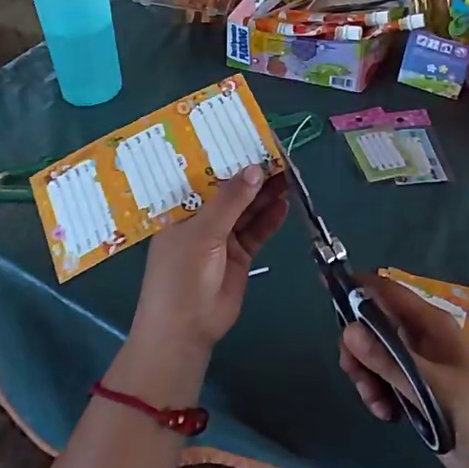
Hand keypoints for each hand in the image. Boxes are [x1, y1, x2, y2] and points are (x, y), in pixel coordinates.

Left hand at [132, 166, 288, 353]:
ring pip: (246, 210)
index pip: (203, 176)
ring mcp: (220, 237)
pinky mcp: (238, 255)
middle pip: (229, 192)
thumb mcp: (203, 232)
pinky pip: (256, 231)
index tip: (249, 139)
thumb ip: (230, 200)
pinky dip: (269, 219)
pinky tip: (284, 204)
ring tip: (288, 175)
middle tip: (278, 156)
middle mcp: (200, 219)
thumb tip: (254, 168)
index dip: (225, 159)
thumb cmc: (181, 275)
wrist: (186, 328)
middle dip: (251, 176)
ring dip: (264, 195)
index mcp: (180, 209)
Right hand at [338, 276, 468, 467]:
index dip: (357, 287)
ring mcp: (419, 367)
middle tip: (356, 375)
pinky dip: (378, 394)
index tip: (326, 289)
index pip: (388, 292)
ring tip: (377, 404)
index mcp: (431, 325)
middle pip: (373, 326)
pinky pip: (384, 381)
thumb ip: (389, 361)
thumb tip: (348, 329)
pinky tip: (387, 415)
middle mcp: (422, 340)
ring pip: (375, 357)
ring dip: (367, 377)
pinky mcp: (416, 393)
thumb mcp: (432, 388)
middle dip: (358, 348)